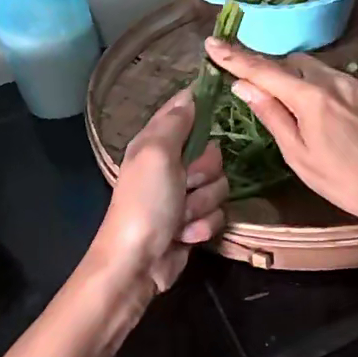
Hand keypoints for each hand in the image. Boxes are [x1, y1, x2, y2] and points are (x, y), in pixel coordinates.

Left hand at [90, 88, 229, 294]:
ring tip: (181, 217)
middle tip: (185, 183)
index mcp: (156, 143)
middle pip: (212, 153)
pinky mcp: (195, 221)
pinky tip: (184, 235)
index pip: (183, 111)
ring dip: (202, 205)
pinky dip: (202, 226)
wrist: (138, 262)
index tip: (219, 107)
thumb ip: (175, 123)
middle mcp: (170, 165)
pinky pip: (218, 214)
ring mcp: (183, 195)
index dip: (200, 108)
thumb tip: (190, 94)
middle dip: (204, 173)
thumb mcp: (156, 154)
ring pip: (219, 186)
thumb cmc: (145, 204)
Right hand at [205, 38, 357, 266]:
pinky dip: (341, 98)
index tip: (213, 43)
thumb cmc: (341, 181)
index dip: (236, 57)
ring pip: (327, 74)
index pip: (265, 70)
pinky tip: (350, 127)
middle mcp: (338, 80)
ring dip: (313, 87)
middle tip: (276, 99)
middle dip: (281, 74)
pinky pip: (352, 86)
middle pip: (298, 64)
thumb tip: (244, 85)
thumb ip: (271, 114)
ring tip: (321, 123)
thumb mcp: (298, 155)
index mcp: (311, 97)